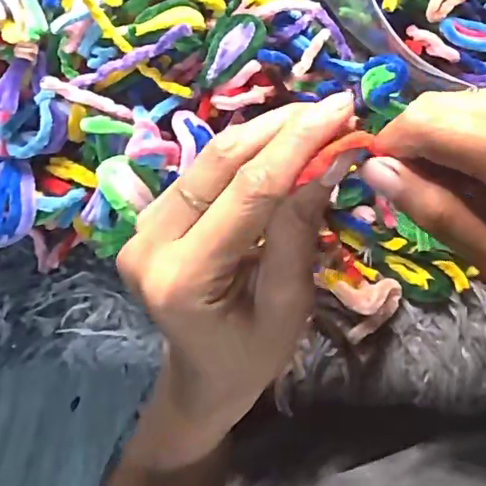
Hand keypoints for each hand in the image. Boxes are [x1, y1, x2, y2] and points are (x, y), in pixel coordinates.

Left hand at [117, 94, 355, 465]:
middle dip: (282, 128)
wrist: (201, 377)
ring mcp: (143, 224)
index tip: (341, 111)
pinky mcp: (152, 214)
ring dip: (267, 132)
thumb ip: (298, 233)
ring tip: (316, 117)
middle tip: (334, 108)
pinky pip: (206, 170)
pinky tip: (283, 138)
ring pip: (211, 157)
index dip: (298, 145)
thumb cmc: (250, 357)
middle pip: (221, 162)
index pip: (248, 192)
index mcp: (182, 276)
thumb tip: (329, 163)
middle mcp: (149, 241)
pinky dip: (249, 150)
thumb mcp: (287, 307)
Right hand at [361, 81, 485, 319]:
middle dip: (417, 145)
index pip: (433, 125)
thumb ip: (440, 216)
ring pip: (458, 100)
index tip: (389, 182)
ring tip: (475, 186)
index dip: (394, 146)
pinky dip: (473, 131)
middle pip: (441, 106)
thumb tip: (376, 169)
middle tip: (434, 193)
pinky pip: (485, 99)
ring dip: (446, 140)